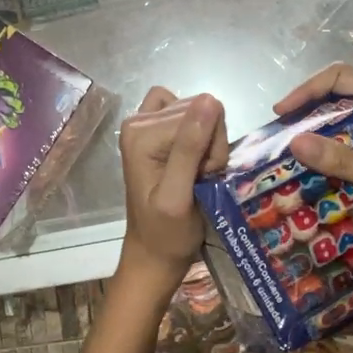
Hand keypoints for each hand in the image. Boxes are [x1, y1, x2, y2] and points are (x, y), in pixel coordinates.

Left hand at [117, 88, 227, 288]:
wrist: (155, 254)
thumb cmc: (167, 232)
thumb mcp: (179, 194)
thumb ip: (190, 147)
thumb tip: (210, 99)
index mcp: (140, 131)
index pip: (201, 112)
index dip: (212, 146)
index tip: (202, 178)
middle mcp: (140, 121)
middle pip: (200, 109)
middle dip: (210, 145)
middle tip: (199, 179)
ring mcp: (148, 125)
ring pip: (202, 114)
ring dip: (209, 146)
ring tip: (198, 175)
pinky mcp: (158, 133)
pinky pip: (193, 116)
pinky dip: (203, 138)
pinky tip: (196, 161)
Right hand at [276, 63, 352, 263]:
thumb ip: (344, 161)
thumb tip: (293, 141)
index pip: (342, 79)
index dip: (308, 89)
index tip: (283, 114)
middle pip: (340, 101)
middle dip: (308, 115)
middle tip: (280, 139)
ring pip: (345, 128)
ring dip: (317, 140)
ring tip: (291, 161)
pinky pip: (352, 152)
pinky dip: (331, 161)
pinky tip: (316, 180)